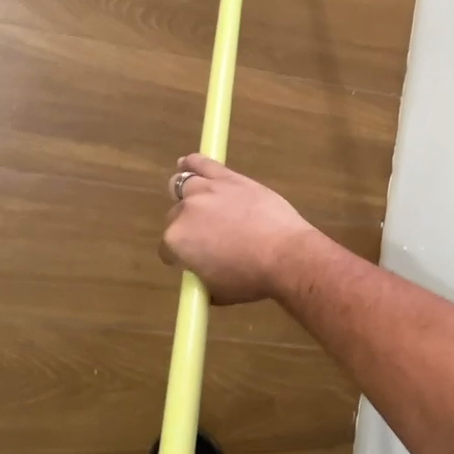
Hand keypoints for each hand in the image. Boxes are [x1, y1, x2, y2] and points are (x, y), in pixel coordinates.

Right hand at [161, 154, 321, 304]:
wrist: (286, 255)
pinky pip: (201, 163)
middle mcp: (184, 212)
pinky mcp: (227, 178)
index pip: (167, 249)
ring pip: (184, 185)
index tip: (198, 260)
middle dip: (188, 227)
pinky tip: (186, 162)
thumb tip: (200, 272)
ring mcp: (205, 190)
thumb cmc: (250, 278)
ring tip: (195, 198)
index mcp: (176, 241)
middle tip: (210, 236)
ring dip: (186, 193)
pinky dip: (191, 162)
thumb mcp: (216, 292)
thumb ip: (199, 279)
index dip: (181, 256)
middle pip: (176, 216)